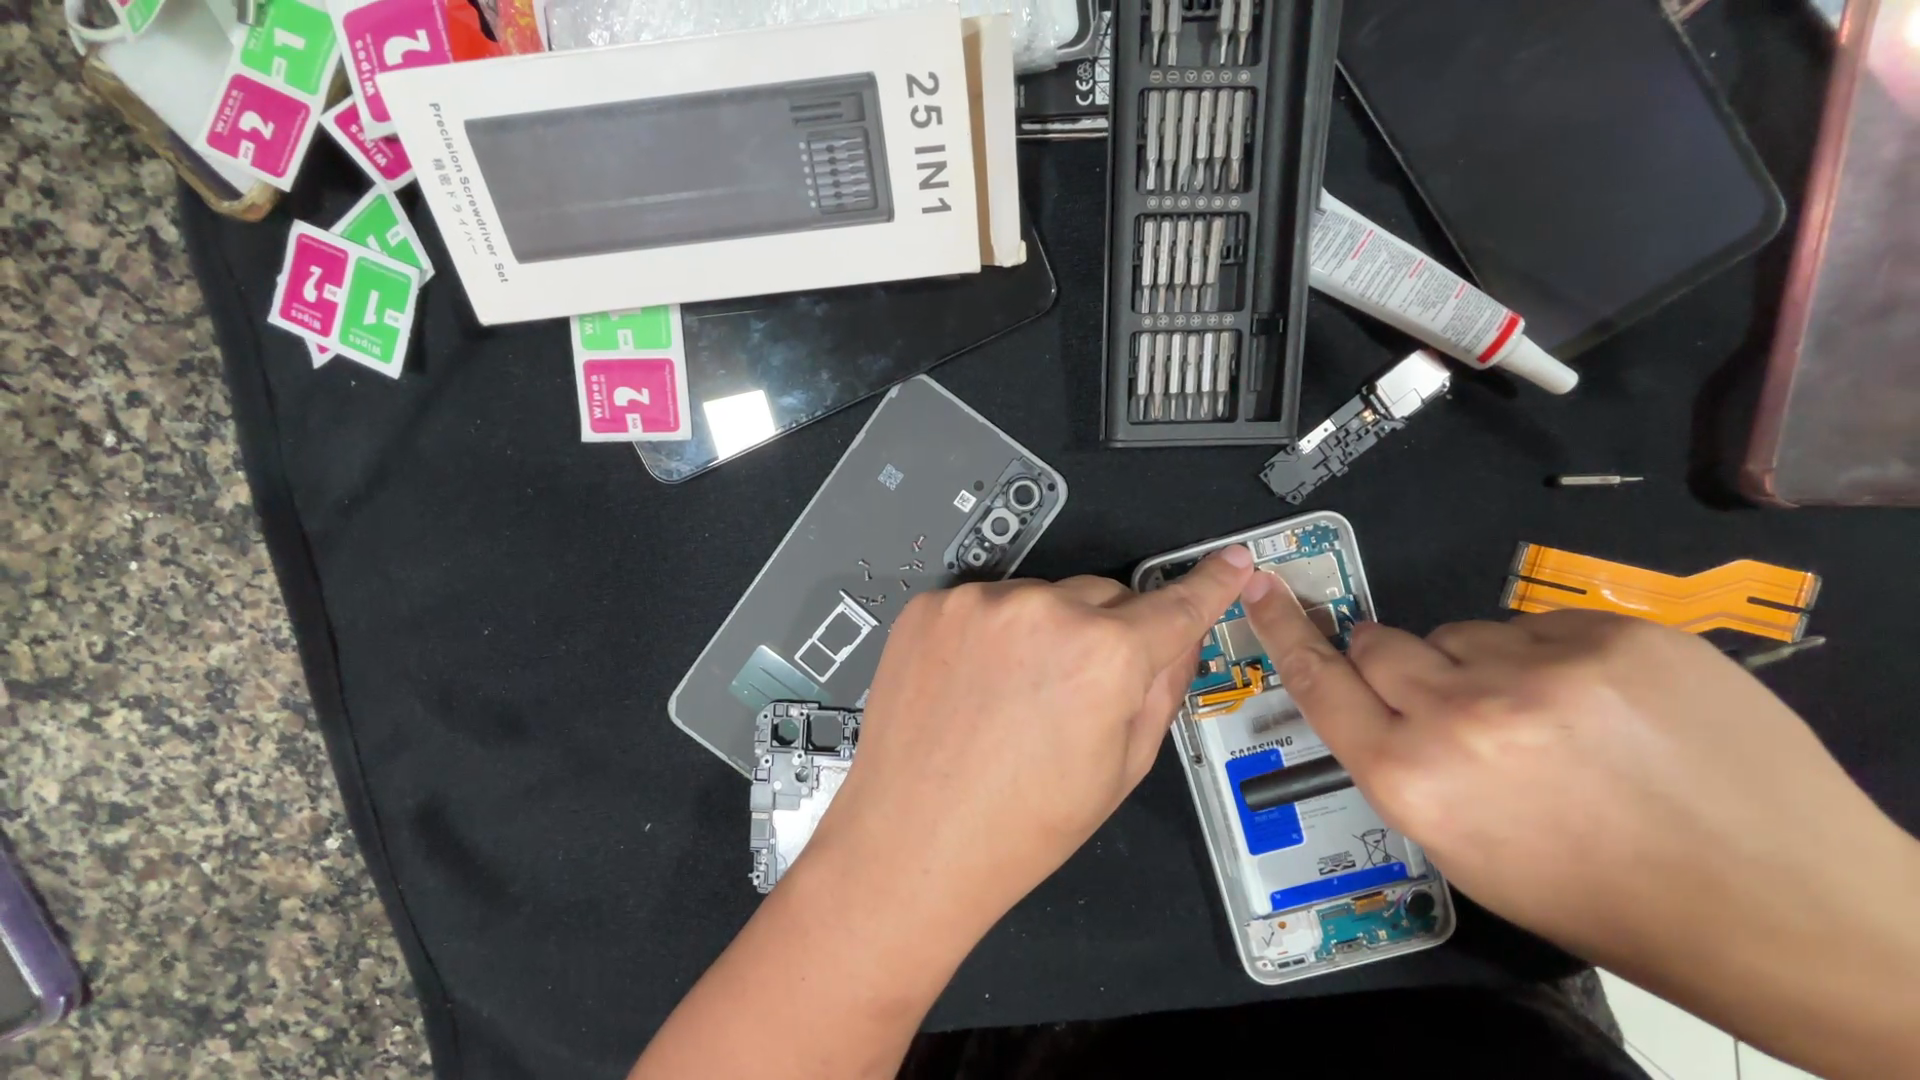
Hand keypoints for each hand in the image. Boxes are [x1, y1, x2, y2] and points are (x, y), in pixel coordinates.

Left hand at [803, 548, 1255, 936]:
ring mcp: (978, 603)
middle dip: (1106, 633)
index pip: (1176, 604)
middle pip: (1104, 596)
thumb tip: (1177, 642)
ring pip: (1041, 597)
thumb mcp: (1120, 770)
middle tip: (1077, 692)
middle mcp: (1041, 613)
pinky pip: (984, 603)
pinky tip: (975, 685)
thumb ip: (1160, 690)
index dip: (1209, 585)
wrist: (911, 844)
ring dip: (1043, 631)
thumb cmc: (1017, 827)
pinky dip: (989, 633)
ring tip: (1012, 699)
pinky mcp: (931, 606)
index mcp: (1104, 657)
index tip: (1230, 563)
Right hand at [1238, 577, 1919, 1078]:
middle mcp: (1462, 714)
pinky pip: (1539, 625)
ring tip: (1545, 718)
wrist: (1779, 907)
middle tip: (1448, 702)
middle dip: (1400, 666)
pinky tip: (1600, 708)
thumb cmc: (1601, 894)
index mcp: (1415, 779)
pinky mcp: (1617, 634)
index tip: (1260, 587)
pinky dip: (1551, 658)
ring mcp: (1544, 667)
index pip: (1319, 681)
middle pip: (1381, 643)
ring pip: (1460, 632)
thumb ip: (1403, 766)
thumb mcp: (1464, 852)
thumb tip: (1383, 701)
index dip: (1283, 631)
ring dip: (1480, 665)